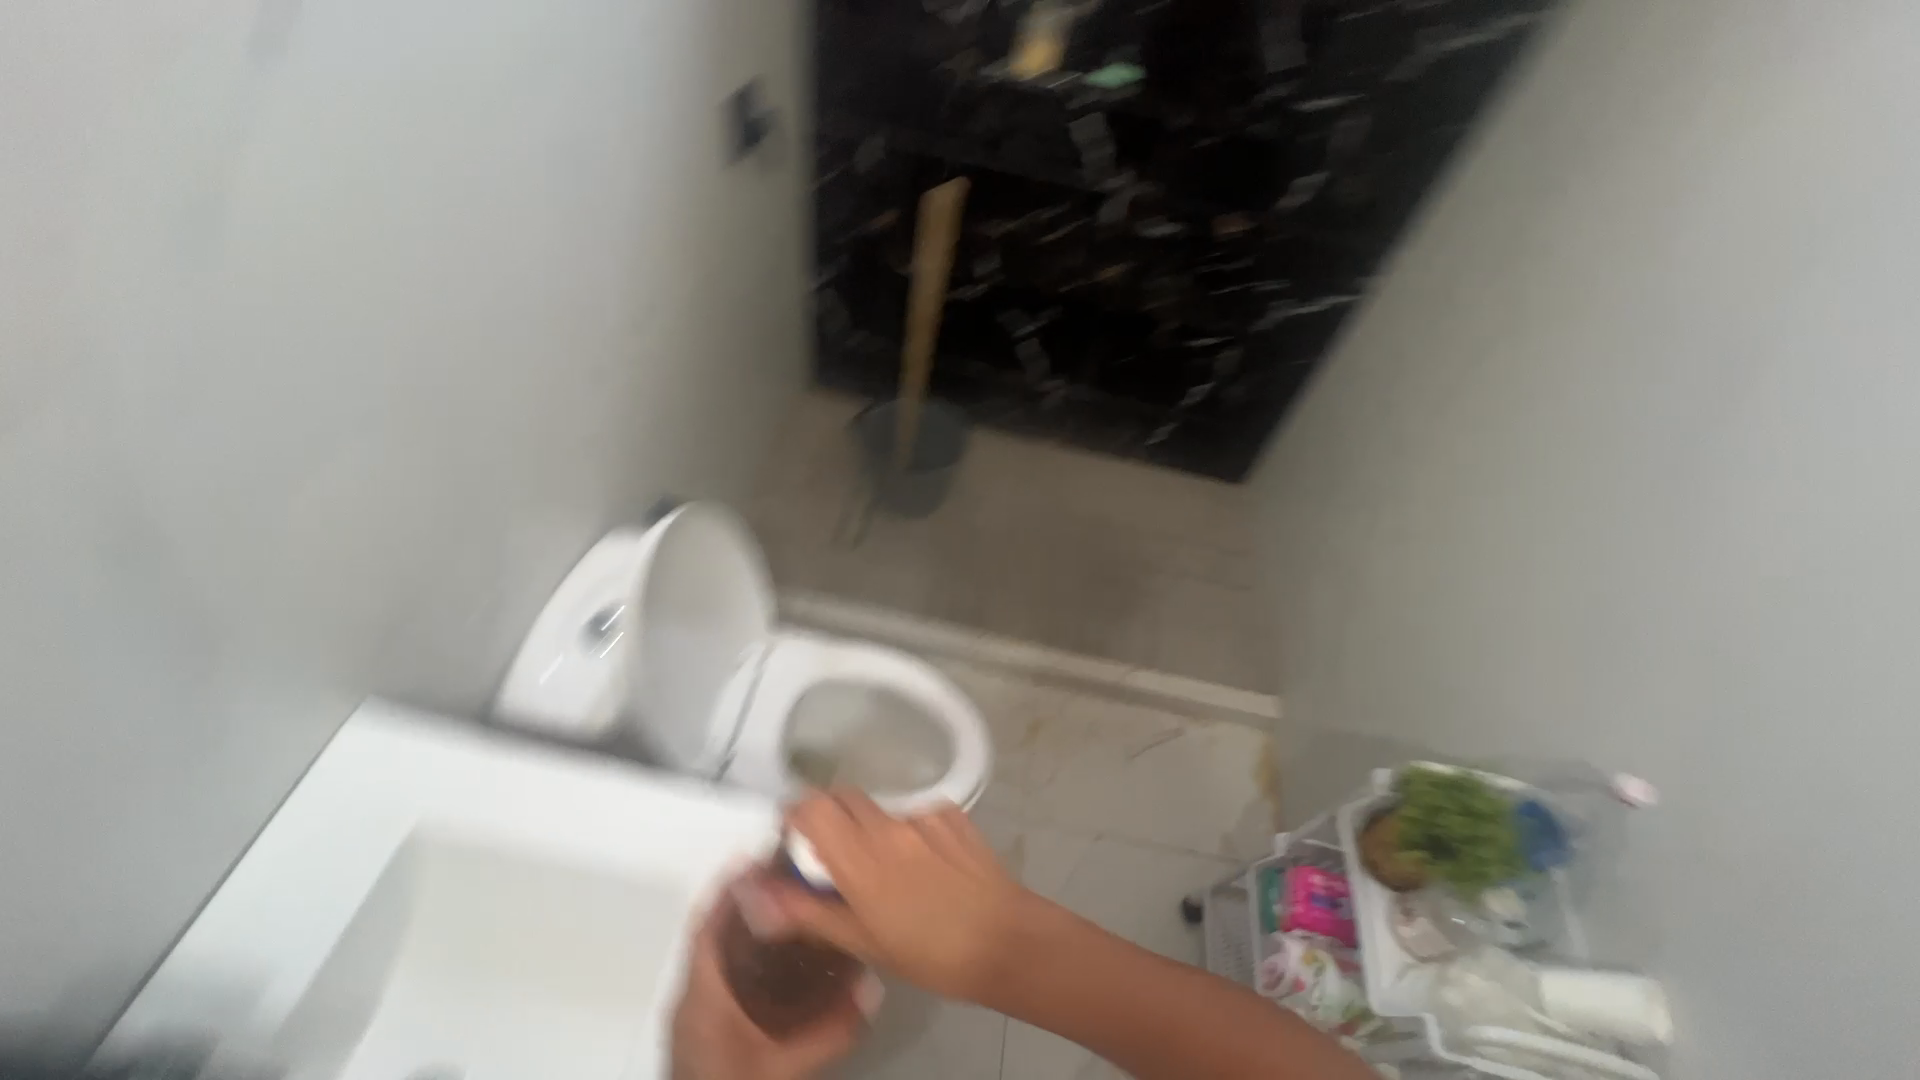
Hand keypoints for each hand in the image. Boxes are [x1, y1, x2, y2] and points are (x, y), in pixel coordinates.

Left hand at [671, 875, 883, 1079]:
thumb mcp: (784, 1069)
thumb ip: (829, 1032)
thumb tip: (871, 987)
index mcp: (702, 996)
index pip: (707, 927)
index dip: (728, 890)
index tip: (757, 859)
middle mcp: (688, 997)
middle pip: (709, 934)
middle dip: (740, 902)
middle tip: (781, 879)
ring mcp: (689, 1015)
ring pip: (710, 955)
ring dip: (737, 927)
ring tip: (779, 907)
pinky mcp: (697, 1030)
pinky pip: (714, 976)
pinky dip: (736, 955)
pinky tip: (769, 958)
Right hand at [734, 789, 1039, 1002]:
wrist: (1004, 939)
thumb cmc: (929, 952)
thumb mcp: (863, 942)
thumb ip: (809, 912)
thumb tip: (765, 895)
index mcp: (861, 858)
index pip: (812, 806)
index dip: (795, 815)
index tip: (794, 838)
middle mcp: (888, 825)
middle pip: (843, 796)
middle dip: (830, 816)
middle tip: (833, 852)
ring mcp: (923, 814)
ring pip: (879, 805)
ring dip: (869, 825)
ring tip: (886, 865)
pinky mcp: (951, 812)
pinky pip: (913, 811)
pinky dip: (906, 829)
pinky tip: (924, 862)